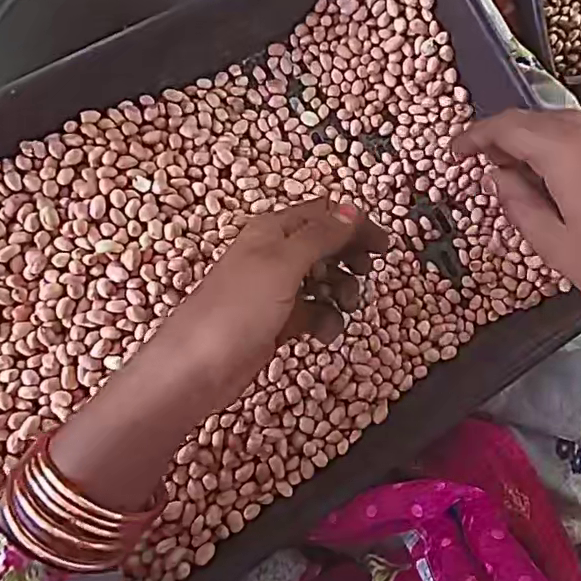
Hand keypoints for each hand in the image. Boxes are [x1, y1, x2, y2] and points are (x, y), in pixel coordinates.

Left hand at [47, 200, 389, 507]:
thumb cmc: (237, 309)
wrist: (195, 370)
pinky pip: (314, 311)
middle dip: (351, 259)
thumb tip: (352, 210)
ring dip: (342, 291)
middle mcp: (276, 254)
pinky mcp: (278, 321)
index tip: (384, 246)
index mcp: (274, 230)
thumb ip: (321, 235)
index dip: (356, 225)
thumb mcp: (283, 264)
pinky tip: (325, 334)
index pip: (325, 214)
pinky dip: (325, 319)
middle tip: (365, 274)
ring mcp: (277, 289)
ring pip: (325, 280)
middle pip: (327, 245)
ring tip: (344, 307)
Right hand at [451, 108, 580, 337]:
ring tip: (545, 182)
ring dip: (554, 147)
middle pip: (546, 121)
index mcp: (573, 148)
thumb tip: (498, 176)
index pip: (509, 125)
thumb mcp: (561, 251)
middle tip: (498, 173)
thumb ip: (520, 205)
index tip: (458, 152)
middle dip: (516, 143)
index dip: (476, 136)